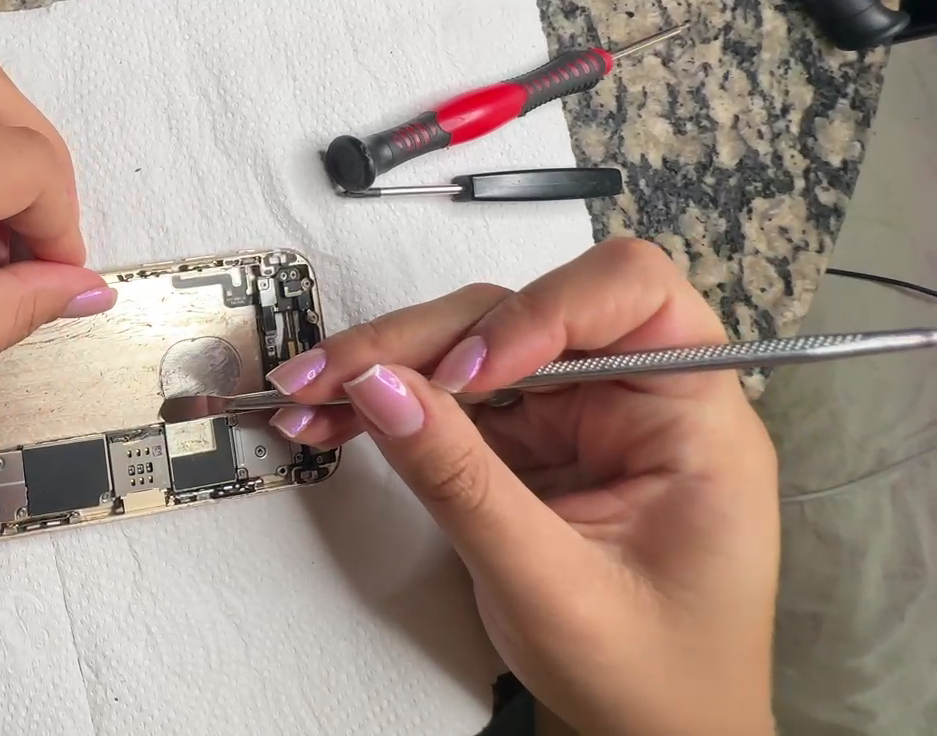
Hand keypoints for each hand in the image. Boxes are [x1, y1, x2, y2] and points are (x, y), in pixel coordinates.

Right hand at [270, 239, 778, 735]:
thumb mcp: (550, 585)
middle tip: (321, 380)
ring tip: (302, 398)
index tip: (464, 373)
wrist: (646, 733)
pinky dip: (369, 398)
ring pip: (450, 341)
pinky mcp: (507, 427)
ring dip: (370, 364)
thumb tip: (373, 383)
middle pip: (502, 312)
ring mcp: (557, 405)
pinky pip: (427, 385)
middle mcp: (619, 390)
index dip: (538, 312)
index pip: (626, 295)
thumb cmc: (644, 676)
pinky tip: (323, 416)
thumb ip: (459, 477)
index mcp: (685, 414)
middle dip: (407, 343)